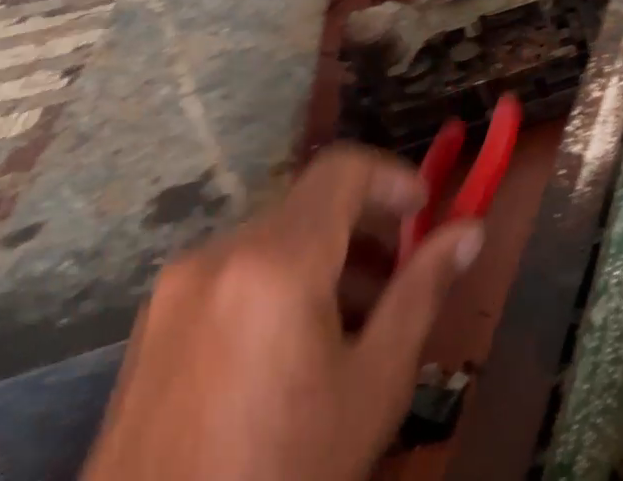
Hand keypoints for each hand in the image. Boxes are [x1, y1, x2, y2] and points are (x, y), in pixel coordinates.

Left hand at [81, 144, 484, 480]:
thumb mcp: (377, 378)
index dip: (396, 179)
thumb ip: (424, 289)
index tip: (427, 215)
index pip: (343, 170)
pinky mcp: (151, 329)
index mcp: (275, 262)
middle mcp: (216, 258)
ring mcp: (173, 293)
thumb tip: (470, 229)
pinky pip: (233, 276)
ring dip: (328, 260)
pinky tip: (299, 352)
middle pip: (310, 207)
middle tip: (405, 280)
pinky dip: (282, 285)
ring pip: (272, 242)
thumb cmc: (290, 466)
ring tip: (359, 325)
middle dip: (368, 230)